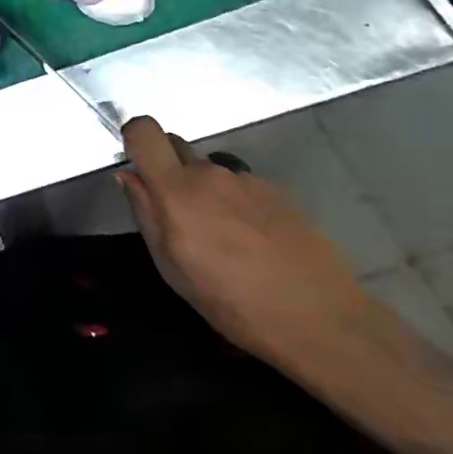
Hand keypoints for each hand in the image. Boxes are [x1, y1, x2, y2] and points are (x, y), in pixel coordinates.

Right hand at [117, 115, 370, 361]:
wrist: (323, 321)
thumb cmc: (232, 301)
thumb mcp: (172, 266)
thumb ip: (145, 213)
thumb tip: (129, 176)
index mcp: (176, 188)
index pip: (144, 131)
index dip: (135, 139)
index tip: (138, 164)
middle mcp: (210, 173)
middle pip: (176, 147)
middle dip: (169, 169)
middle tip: (180, 213)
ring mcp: (247, 181)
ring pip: (210, 171)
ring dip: (206, 191)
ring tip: (225, 237)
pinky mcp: (278, 193)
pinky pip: (242, 187)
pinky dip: (238, 204)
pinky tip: (255, 242)